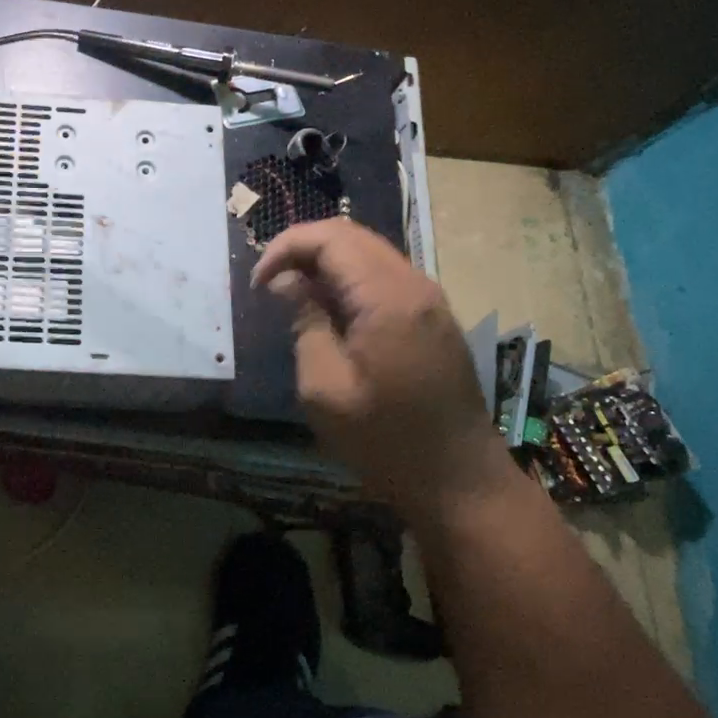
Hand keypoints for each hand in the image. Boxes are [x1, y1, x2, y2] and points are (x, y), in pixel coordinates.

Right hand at [252, 219, 509, 516]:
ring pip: (369, 254)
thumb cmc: (385, 440)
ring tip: (292, 298)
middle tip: (269, 286)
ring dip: (325, 264)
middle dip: (302, 250)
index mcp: (388, 298)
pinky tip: (329, 314)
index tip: (257, 285)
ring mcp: (429, 301)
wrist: (460, 481)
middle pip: (351, 236)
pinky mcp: (432, 319)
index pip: (330, 238)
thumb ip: (305, 324)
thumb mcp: (325, 388)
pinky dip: (348, 281)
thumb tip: (289, 284)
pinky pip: (384, 277)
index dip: (285, 248)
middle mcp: (414, 285)